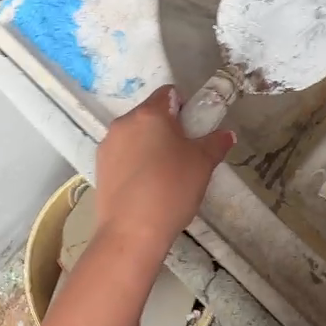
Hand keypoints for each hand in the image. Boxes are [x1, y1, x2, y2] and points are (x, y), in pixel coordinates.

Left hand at [93, 85, 235, 260]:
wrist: (132, 232)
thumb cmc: (171, 189)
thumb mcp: (203, 164)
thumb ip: (215, 143)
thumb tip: (226, 134)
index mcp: (150, 113)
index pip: (168, 93)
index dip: (184, 106)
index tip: (193, 130)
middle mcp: (124, 122)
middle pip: (150, 114)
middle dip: (167, 128)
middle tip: (183, 155)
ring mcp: (108, 145)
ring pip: (134, 135)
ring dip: (149, 145)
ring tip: (163, 175)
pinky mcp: (98, 167)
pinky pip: (122, 155)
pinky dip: (134, 162)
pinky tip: (144, 188)